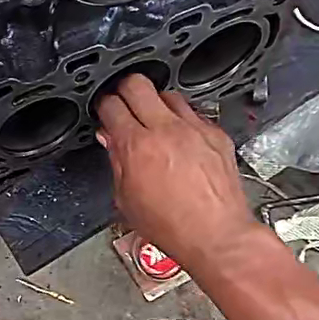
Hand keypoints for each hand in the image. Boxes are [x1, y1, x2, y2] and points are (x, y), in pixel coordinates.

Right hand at [95, 74, 261, 270]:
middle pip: (137, 84)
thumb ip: (116, 162)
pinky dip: (183, 120)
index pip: (111, 105)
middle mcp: (166, 130)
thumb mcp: (127, 199)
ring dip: (156, 103)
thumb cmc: (173, 226)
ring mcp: (194, 129)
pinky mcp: (216, 134)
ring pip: (168, 93)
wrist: (216, 235)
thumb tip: (111, 141)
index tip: (104, 111)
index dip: (102, 105)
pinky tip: (179, 137)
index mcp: (137, 146)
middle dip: (124, 89)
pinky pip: (194, 113)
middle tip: (123, 102)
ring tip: (153, 120)